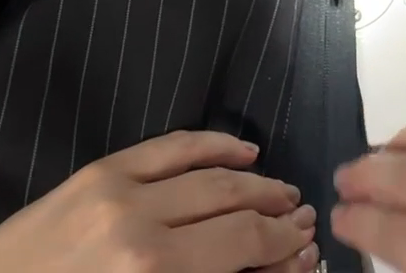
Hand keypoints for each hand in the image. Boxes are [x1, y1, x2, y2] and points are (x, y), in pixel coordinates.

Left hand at [0, 130, 318, 272]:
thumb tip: (259, 270)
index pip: (241, 247)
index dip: (282, 249)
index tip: (308, 252)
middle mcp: (142, 227)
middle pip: (232, 209)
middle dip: (277, 216)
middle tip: (306, 222)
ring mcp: (118, 189)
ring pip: (209, 174)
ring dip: (255, 181)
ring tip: (284, 190)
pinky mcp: (97, 171)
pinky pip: (170, 147)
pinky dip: (212, 145)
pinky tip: (241, 151)